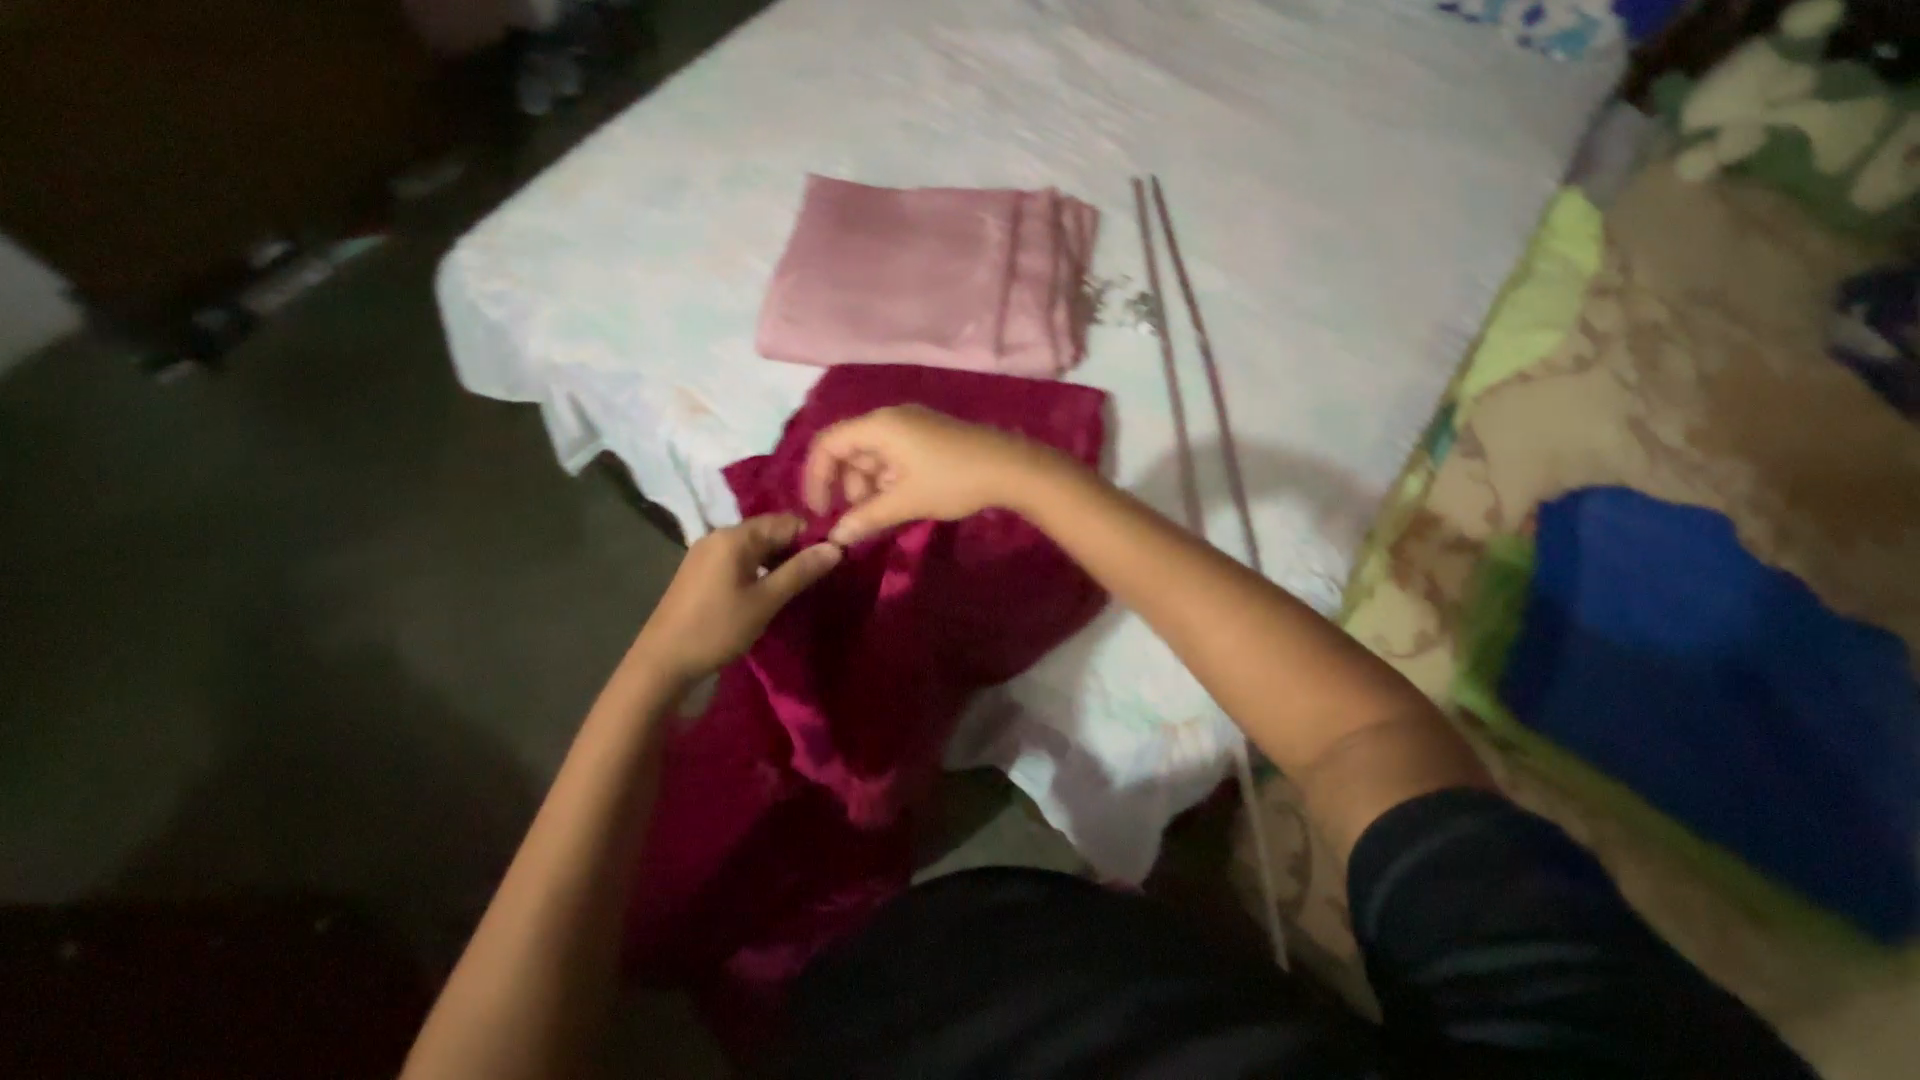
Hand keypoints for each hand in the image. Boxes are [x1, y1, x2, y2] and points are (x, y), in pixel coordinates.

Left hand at [631, 514, 841, 682]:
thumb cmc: (717, 629)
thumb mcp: (765, 602)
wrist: (663, 662)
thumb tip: (836, 547)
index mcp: (734, 536)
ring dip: (778, 562)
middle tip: (821, 575)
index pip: (786, 521)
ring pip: (754, 547)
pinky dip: (758, 570)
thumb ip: (800, 571)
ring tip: (800, 585)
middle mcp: (718, 535)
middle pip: (769, 531)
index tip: (835, 559)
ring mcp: (705, 553)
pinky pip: (738, 560)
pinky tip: (769, 591)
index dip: (813, 537)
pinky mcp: (699, 572)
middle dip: (796, 549)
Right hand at [803, 405, 1062, 544]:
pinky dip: (889, 482)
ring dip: (869, 488)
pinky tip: (901, 504)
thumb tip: (836, 536)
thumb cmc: (954, 481)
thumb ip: (867, 517)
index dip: (816, 478)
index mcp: (880, 426)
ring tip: (882, 516)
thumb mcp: (906, 501)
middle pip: (850, 450)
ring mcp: (912, 427)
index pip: (828, 444)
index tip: (820, 512)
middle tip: (859, 519)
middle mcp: (891, 419)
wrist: (1012, 468)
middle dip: (847, 487)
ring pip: (873, 457)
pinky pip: (894, 458)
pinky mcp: (928, 439)